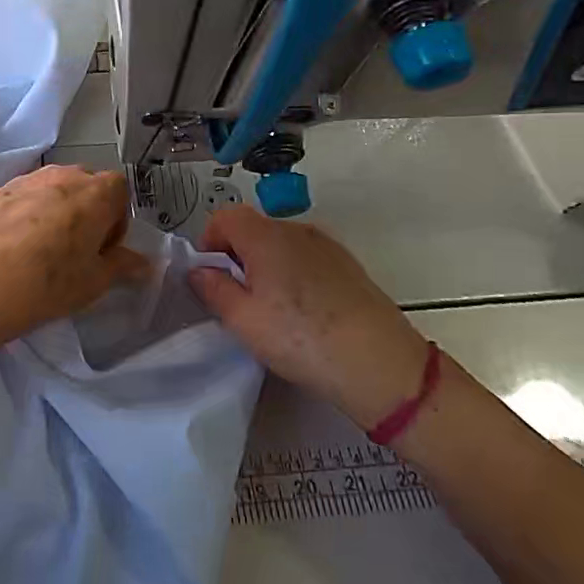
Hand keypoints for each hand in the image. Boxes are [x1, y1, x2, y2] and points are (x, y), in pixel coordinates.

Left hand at [0, 165, 146, 376]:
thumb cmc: (45, 282)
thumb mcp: (92, 283)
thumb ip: (121, 266)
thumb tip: (141, 262)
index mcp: (94, 191)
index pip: (121, 190)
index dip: (117, 221)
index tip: (103, 251)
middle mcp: (61, 175)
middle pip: (86, 185)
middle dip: (88, 212)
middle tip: (76, 252)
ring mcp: (24, 180)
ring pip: (53, 189)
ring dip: (57, 212)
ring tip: (43, 251)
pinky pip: (24, 197)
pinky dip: (28, 214)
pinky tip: (15, 246)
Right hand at [186, 206, 431, 429]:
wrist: (383, 366)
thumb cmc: (302, 339)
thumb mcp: (241, 319)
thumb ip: (212, 288)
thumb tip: (200, 271)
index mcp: (267, 237)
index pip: (224, 217)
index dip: (209, 241)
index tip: (211, 275)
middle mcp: (298, 231)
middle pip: (253, 228)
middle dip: (236, 255)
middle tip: (236, 297)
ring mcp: (328, 247)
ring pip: (280, 245)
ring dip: (265, 266)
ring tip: (270, 308)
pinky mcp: (349, 267)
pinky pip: (306, 258)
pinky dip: (292, 275)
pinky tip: (300, 312)